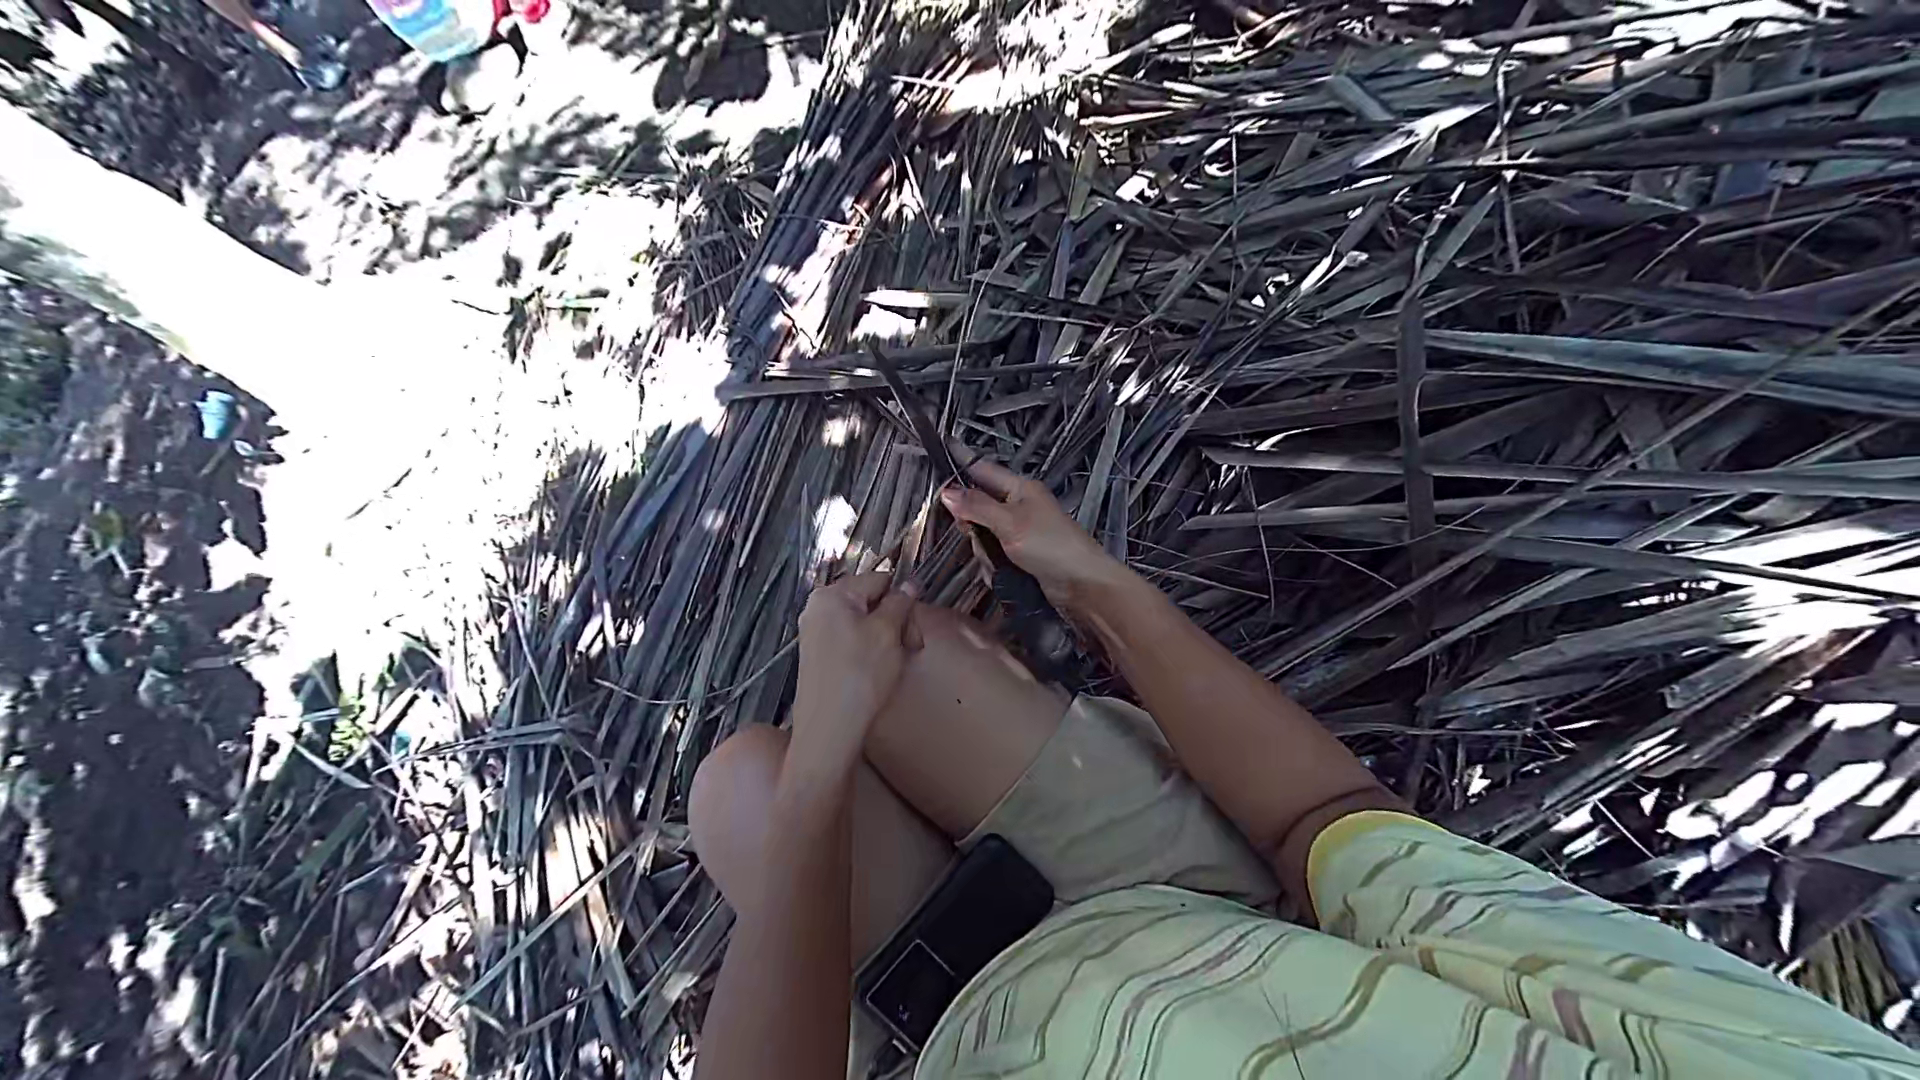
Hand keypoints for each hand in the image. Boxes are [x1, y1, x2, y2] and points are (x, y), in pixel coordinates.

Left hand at [790, 572, 917, 767]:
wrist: (830, 730)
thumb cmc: (858, 679)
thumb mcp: (888, 633)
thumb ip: (900, 603)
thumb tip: (909, 585)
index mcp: (831, 595)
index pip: (879, 579)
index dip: (903, 600)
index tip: (914, 623)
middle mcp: (818, 609)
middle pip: (871, 601)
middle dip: (895, 621)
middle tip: (911, 646)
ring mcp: (816, 634)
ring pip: (864, 623)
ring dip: (887, 638)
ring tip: (895, 663)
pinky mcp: (819, 657)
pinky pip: (852, 642)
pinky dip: (871, 652)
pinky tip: (878, 673)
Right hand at [939, 460, 1127, 613]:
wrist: (1080, 584)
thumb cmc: (1050, 545)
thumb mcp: (1009, 522)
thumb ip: (976, 506)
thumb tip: (947, 492)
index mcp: (1020, 487)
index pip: (982, 470)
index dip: (959, 467)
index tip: (936, 462)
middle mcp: (1018, 505)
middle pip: (977, 505)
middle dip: (971, 523)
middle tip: (972, 534)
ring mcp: (1019, 530)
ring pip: (982, 533)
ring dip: (983, 549)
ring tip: (994, 559)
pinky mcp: (1020, 553)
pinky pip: (993, 553)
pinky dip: (992, 564)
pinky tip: (999, 572)